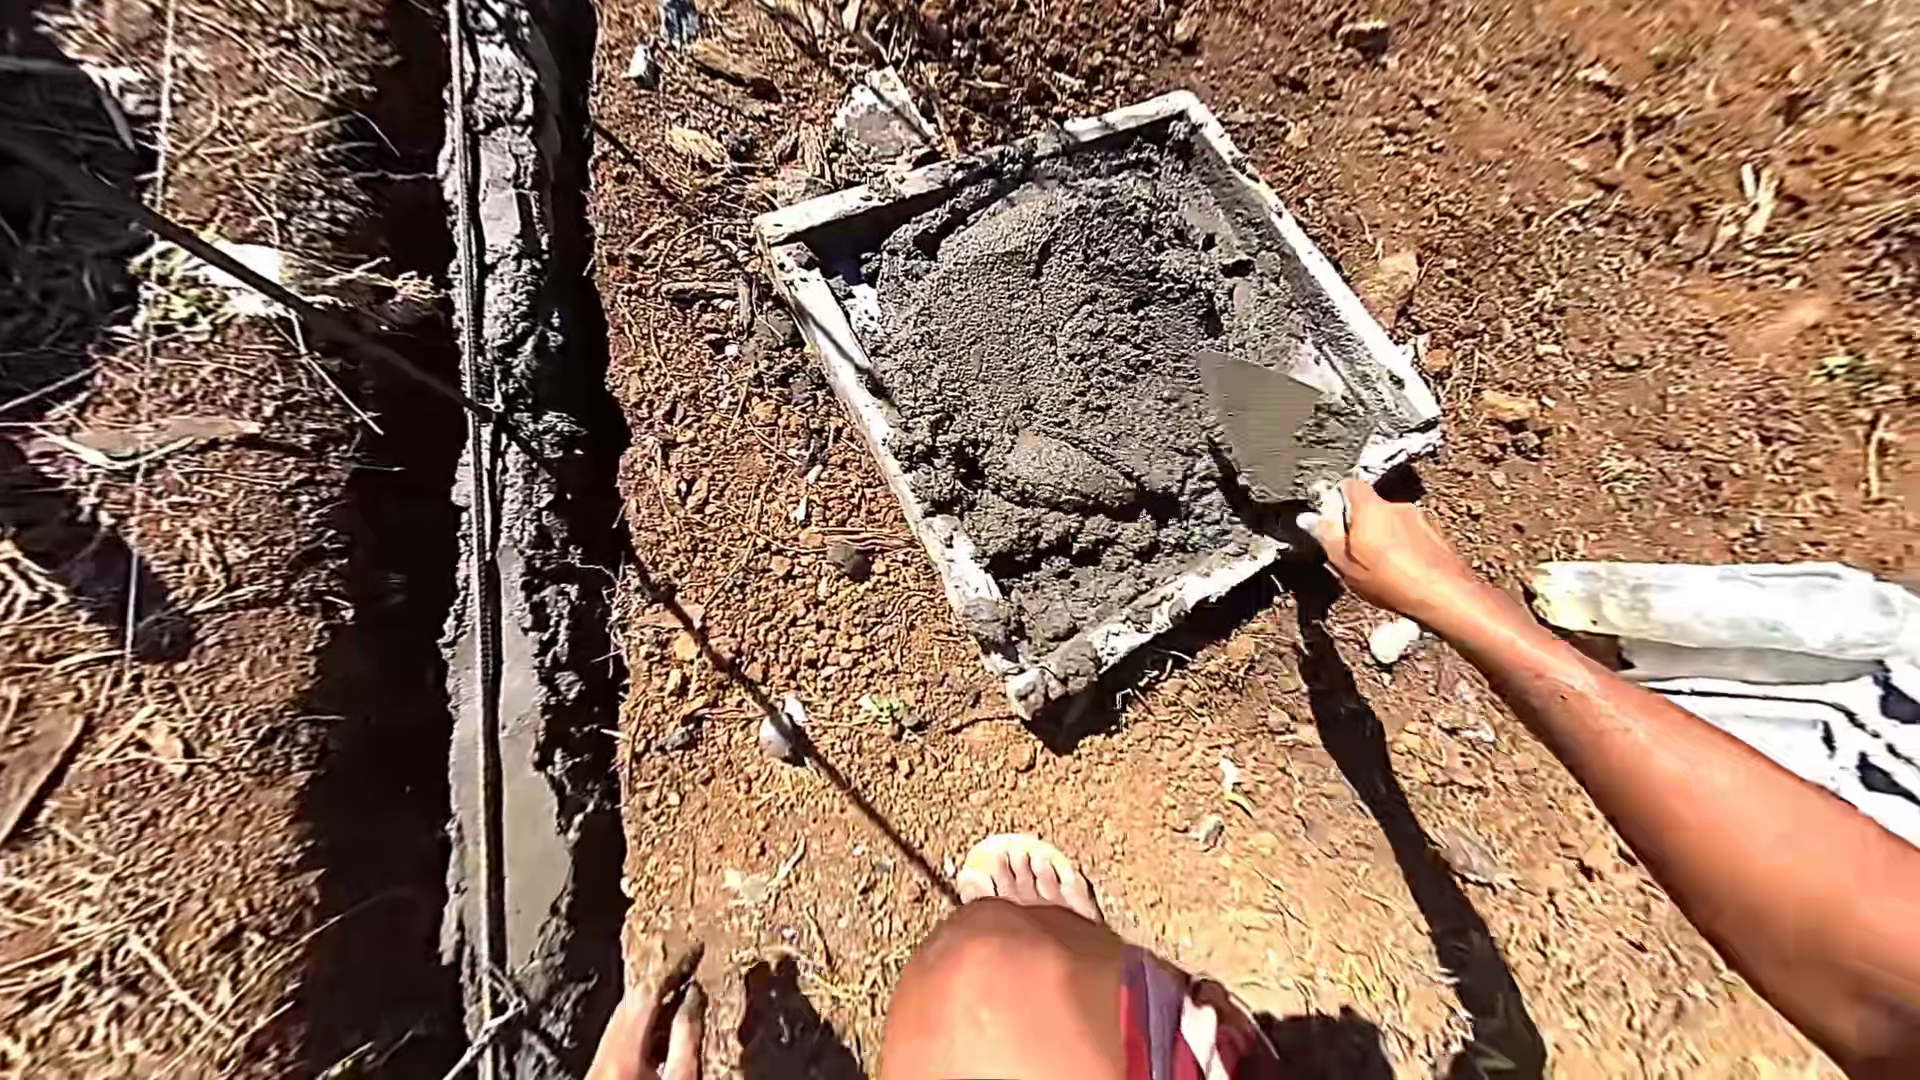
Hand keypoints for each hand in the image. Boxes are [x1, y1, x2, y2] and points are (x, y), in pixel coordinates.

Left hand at [585, 963, 705, 1079]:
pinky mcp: (596, 1077)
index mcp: (623, 1054)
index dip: (671, 970)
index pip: (645, 994)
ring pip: (622, 1020)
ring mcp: (595, 1069)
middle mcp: (602, 1057)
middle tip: (687, 970)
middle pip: (630, 1003)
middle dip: (659, 986)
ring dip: (650, 1006)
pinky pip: (618, 1039)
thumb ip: (686, 1036)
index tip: (694, 953)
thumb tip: (693, 995)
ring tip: (679, 998)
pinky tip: (661, 1033)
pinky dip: (640, 1028)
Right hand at [1299, 477, 1478, 624]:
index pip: (1349, 486)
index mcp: (1370, 509)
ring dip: (1380, 537)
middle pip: (1369, 507)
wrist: (1447, 597)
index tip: (1328, 519)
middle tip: (1349, 552)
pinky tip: (1397, 571)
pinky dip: (1400, 546)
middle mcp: (1397, 508)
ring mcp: (1420, 520)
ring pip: (1390, 522)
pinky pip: (1408, 534)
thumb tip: (1308, 518)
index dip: (1335, 499)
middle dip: (1357, 524)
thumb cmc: (1391, 581)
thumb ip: (1326, 536)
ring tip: (1375, 567)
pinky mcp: (1436, 535)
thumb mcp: (1345, 563)